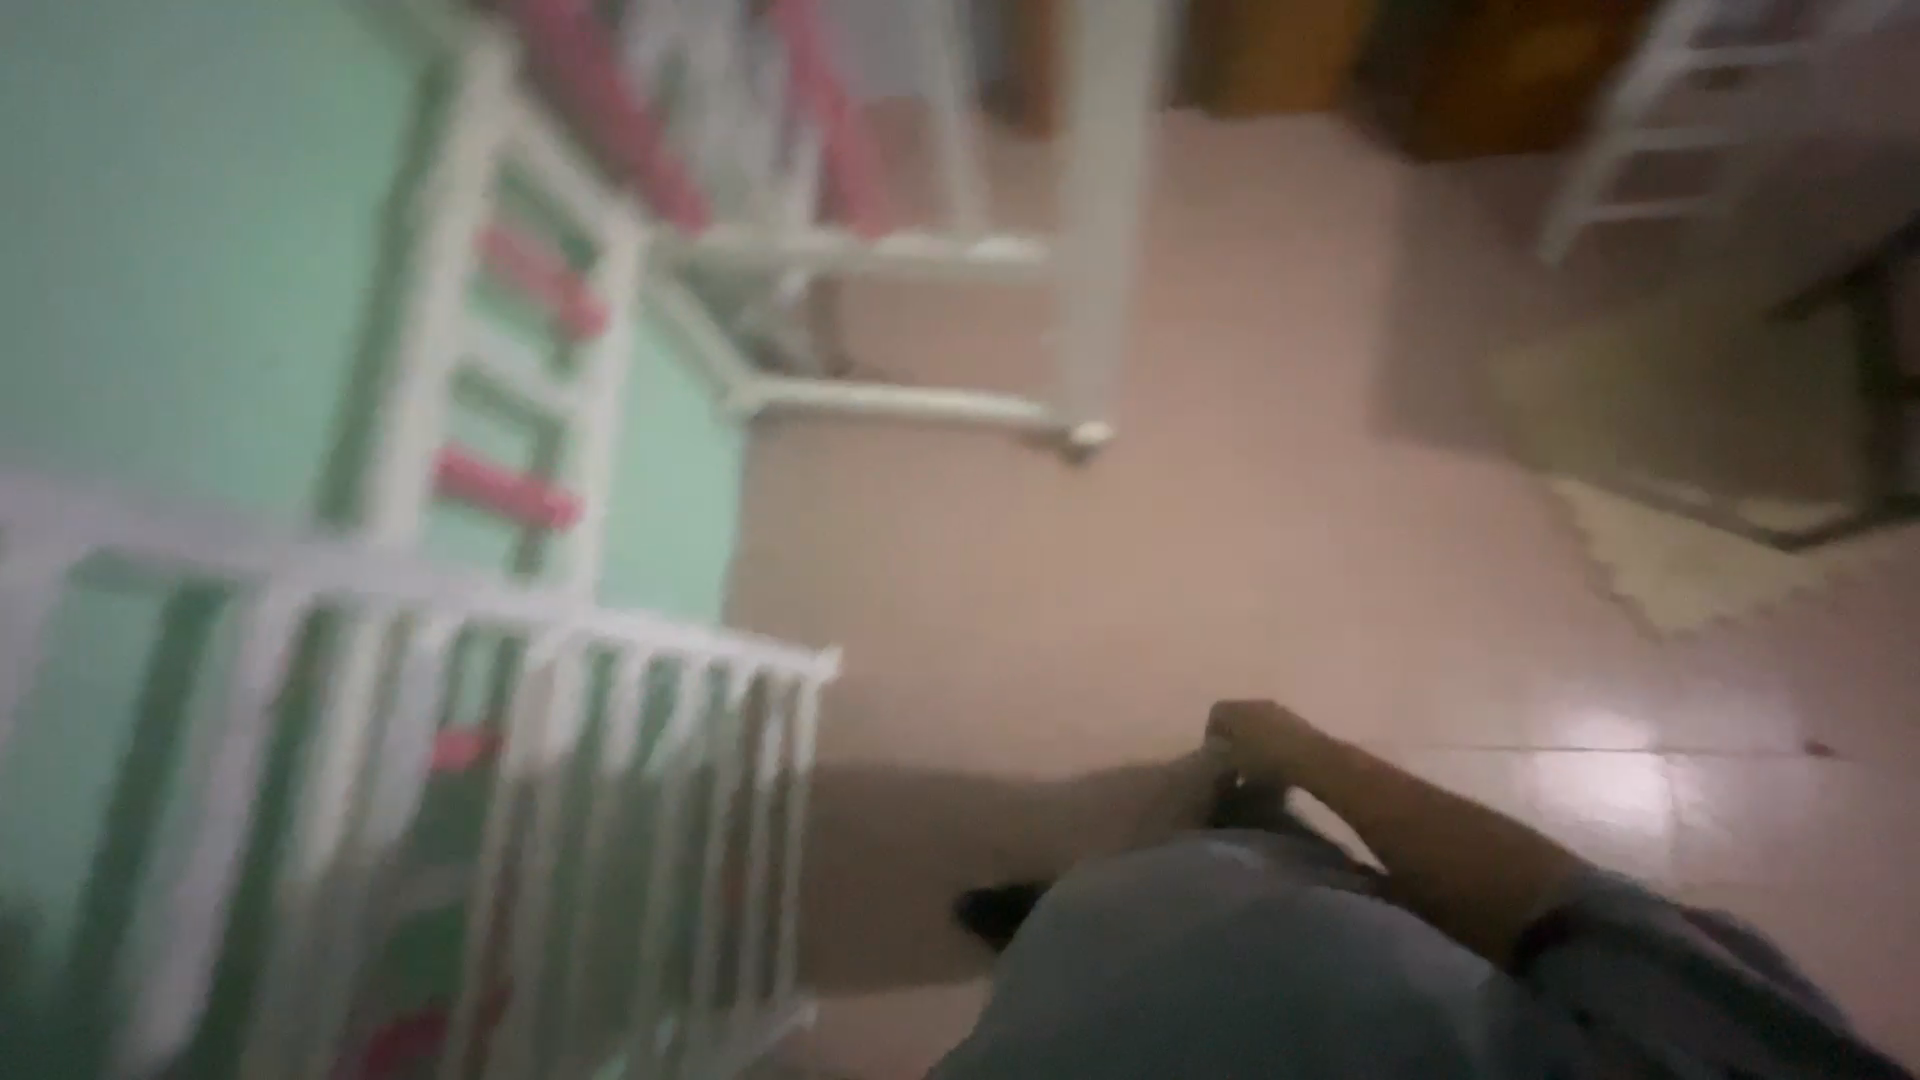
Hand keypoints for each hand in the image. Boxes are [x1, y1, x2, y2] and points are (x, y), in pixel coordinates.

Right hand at [1206, 700, 1318, 779]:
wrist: (1312, 759)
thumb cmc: (1265, 759)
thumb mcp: (1234, 764)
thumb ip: (1219, 757)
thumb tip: (1217, 756)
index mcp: (1234, 709)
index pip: (1215, 712)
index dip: (1212, 731)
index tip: (1215, 752)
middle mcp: (1254, 702)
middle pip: (1237, 714)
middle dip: (1234, 734)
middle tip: (1234, 757)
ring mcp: (1279, 709)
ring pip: (1258, 720)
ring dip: (1255, 737)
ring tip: (1256, 761)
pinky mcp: (1298, 720)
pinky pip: (1276, 727)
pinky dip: (1272, 740)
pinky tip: (1277, 760)